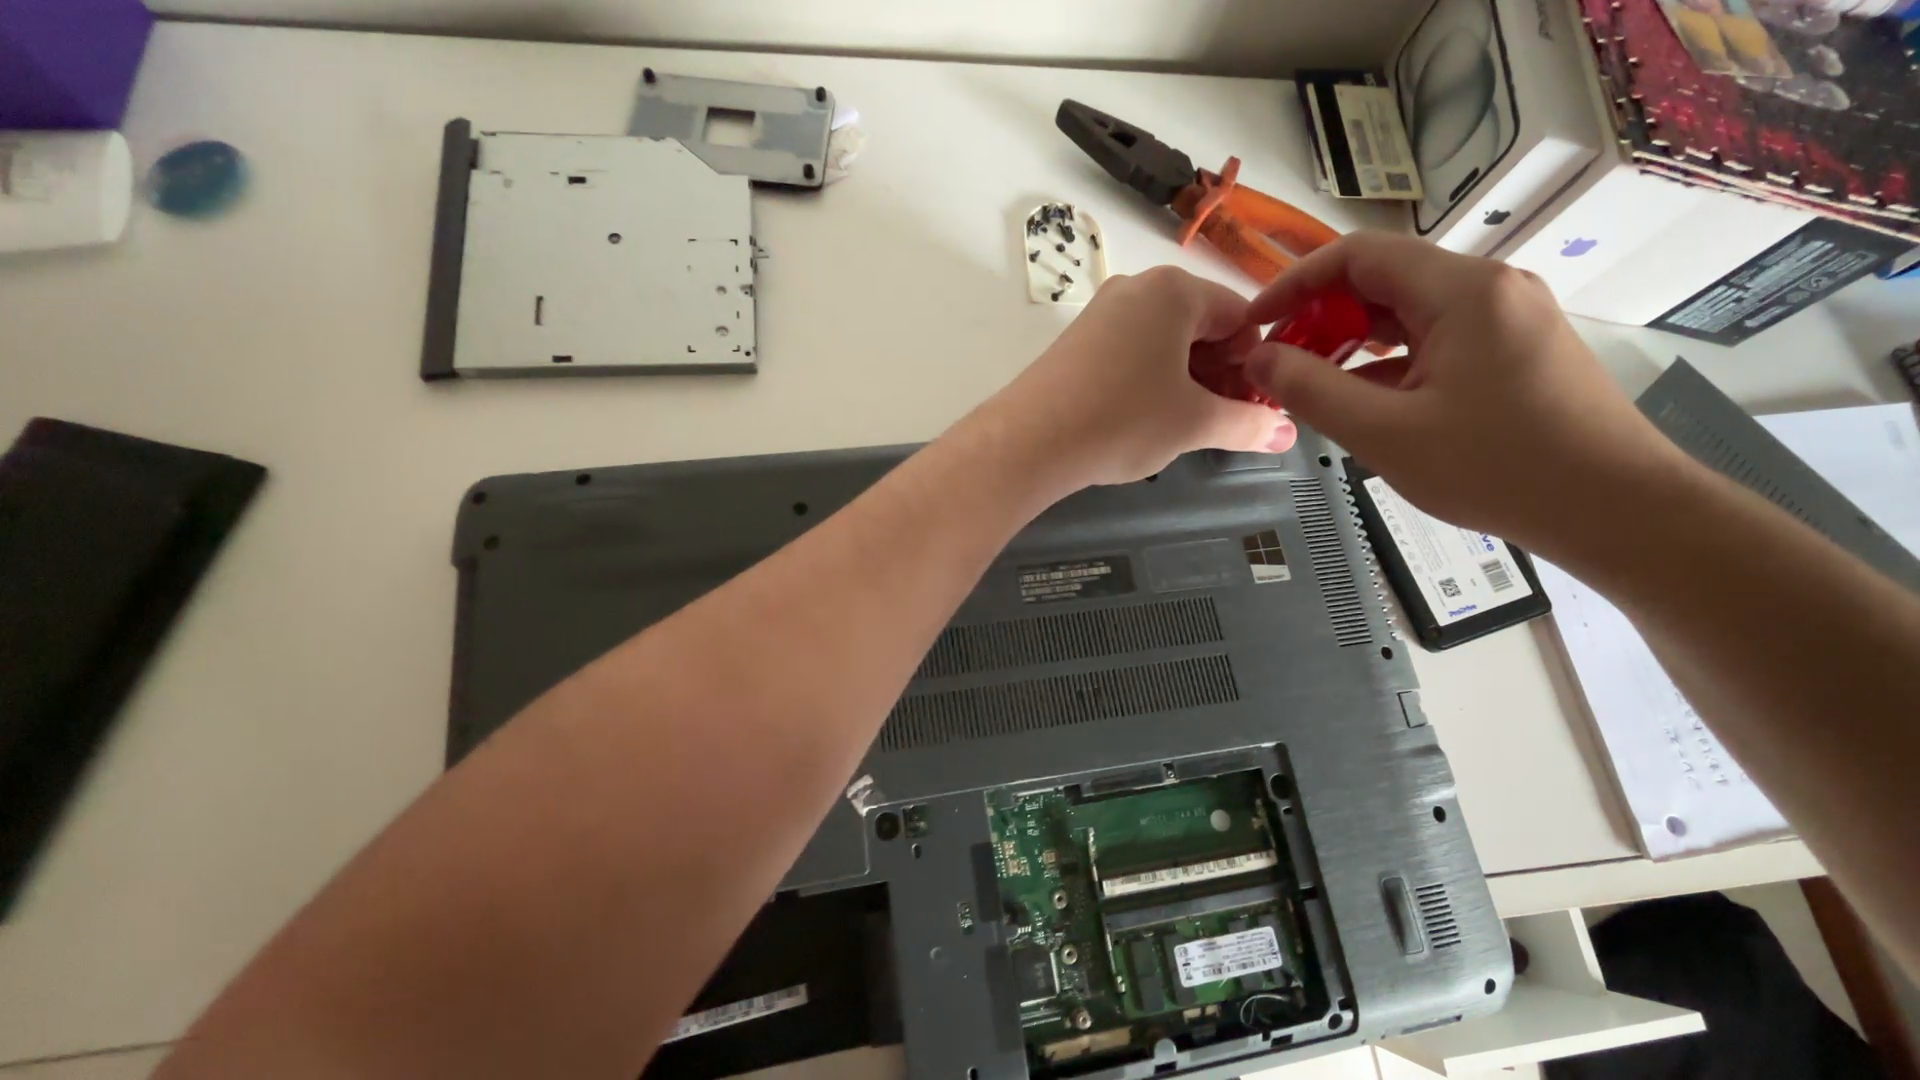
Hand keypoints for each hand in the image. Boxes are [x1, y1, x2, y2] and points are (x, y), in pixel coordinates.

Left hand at [988, 266, 1293, 489]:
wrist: (1029, 441)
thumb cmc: (1122, 421)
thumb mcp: (1195, 423)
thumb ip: (1248, 423)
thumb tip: (1285, 432)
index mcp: (1175, 291)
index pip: (1241, 317)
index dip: (1256, 365)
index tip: (1257, 408)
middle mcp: (1138, 289)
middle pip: (1204, 326)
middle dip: (1223, 374)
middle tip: (1226, 422)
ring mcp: (1104, 312)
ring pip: (1168, 341)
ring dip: (1190, 381)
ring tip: (1188, 426)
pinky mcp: (1080, 340)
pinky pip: (1135, 350)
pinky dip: (1154, 379)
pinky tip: (1149, 418)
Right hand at [1243, 232, 1686, 549]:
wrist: (1617, 510)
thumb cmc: (1497, 469)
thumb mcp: (1385, 434)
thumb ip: (1311, 390)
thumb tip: (1258, 358)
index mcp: (1462, 290)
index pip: (1358, 255)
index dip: (1295, 283)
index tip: (1256, 324)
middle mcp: (1491, 287)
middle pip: (1385, 279)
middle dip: (1322, 316)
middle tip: (1280, 364)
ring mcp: (1511, 318)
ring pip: (1411, 312)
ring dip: (1355, 341)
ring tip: (1314, 385)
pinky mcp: (1519, 349)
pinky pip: (1439, 338)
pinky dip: (1392, 361)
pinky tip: (1366, 401)